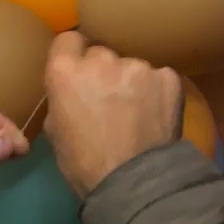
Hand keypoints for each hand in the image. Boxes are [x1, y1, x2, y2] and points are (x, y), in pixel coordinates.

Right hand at [44, 31, 182, 197]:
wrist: (133, 183)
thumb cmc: (84, 164)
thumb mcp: (55, 131)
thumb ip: (62, 98)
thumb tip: (72, 91)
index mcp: (66, 71)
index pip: (68, 40)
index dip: (74, 54)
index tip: (80, 69)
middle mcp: (102, 59)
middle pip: (102, 53)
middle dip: (104, 71)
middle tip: (111, 99)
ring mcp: (138, 66)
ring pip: (133, 66)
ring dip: (133, 82)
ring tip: (138, 112)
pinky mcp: (168, 77)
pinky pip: (160, 78)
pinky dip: (158, 91)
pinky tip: (157, 114)